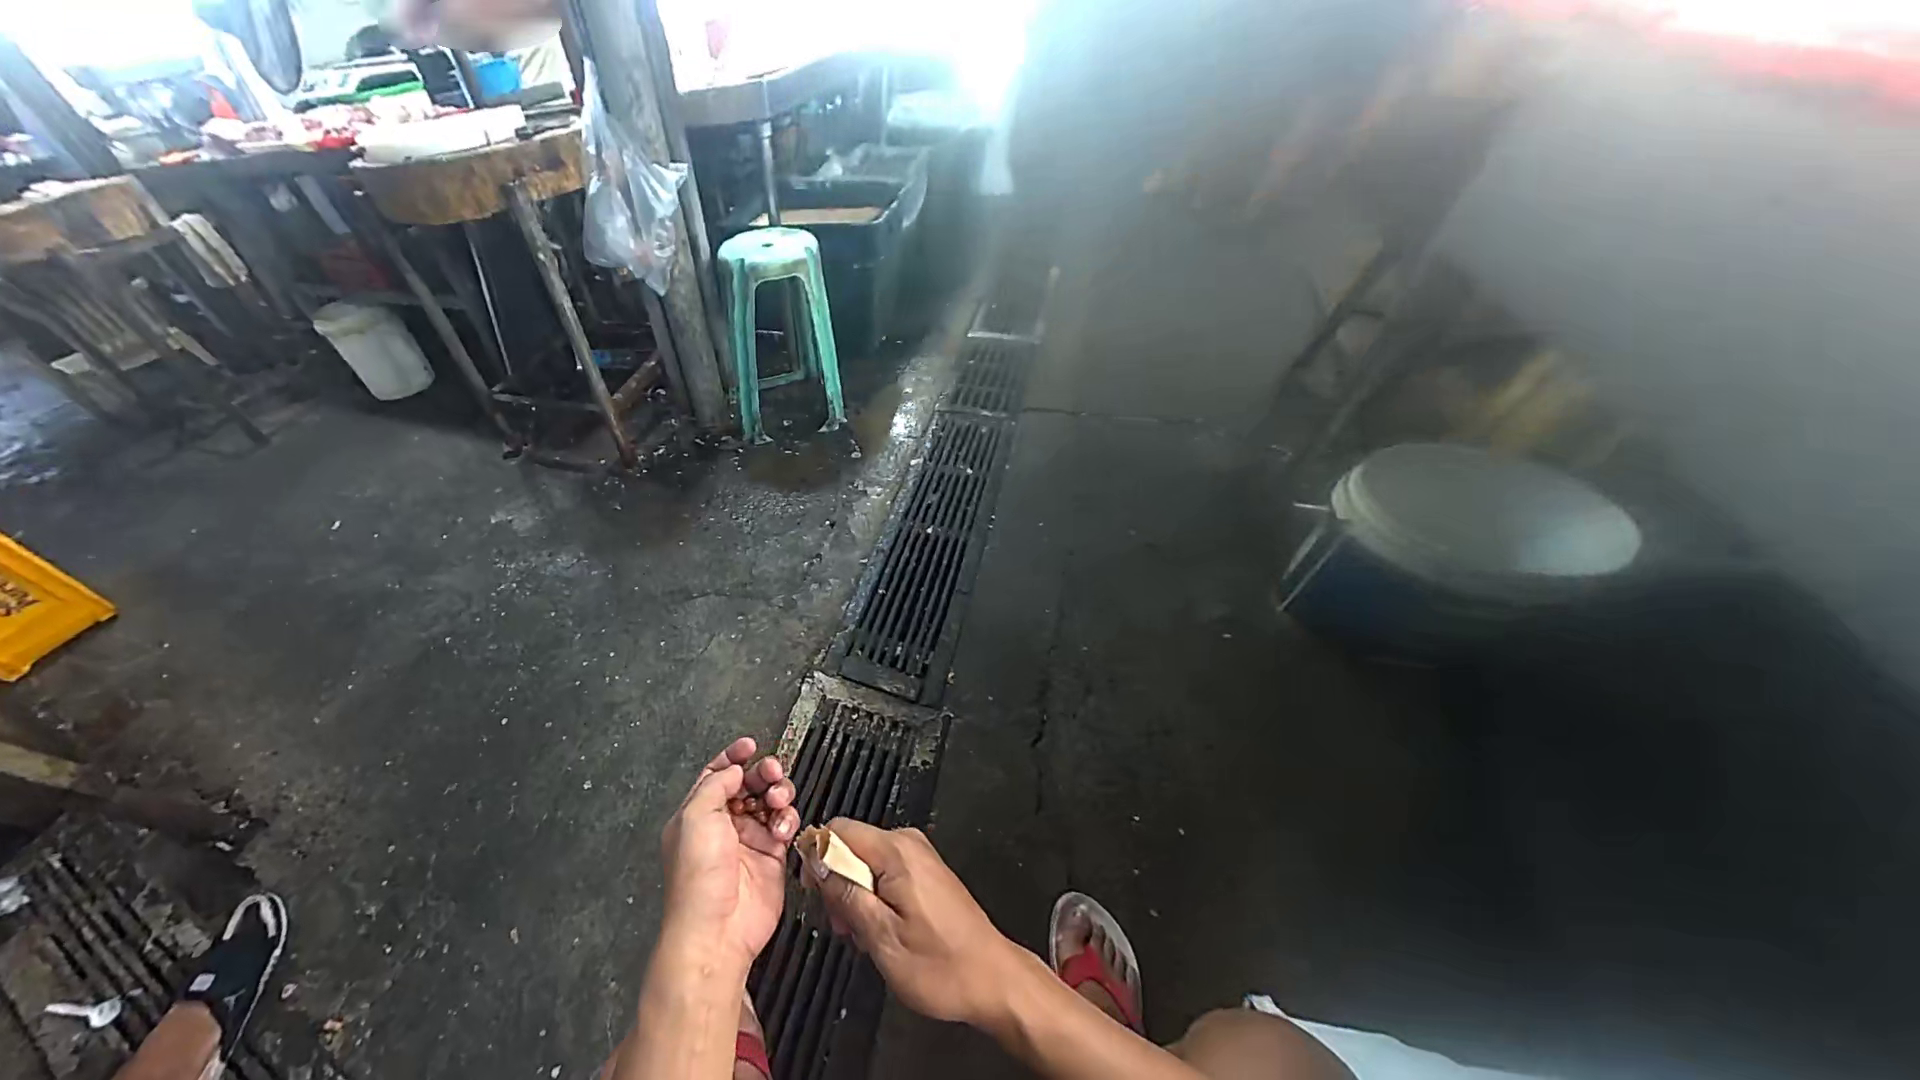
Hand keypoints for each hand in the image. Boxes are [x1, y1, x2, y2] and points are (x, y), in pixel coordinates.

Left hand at [659, 737, 799, 973]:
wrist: (718, 928)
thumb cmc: (697, 880)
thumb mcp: (696, 817)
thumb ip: (716, 783)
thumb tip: (734, 769)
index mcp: (698, 814)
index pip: (718, 775)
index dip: (734, 757)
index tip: (749, 745)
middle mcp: (723, 825)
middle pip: (749, 784)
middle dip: (763, 772)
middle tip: (772, 771)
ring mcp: (748, 840)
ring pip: (771, 800)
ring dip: (779, 793)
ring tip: (777, 800)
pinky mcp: (772, 855)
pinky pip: (786, 824)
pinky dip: (788, 819)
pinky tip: (782, 827)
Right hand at [816, 818, 1039, 1028]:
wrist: (990, 976)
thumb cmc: (940, 965)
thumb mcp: (881, 936)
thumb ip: (845, 894)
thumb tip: (817, 861)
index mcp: (897, 851)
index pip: (838, 829)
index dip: (817, 856)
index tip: (814, 892)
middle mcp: (908, 843)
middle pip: (850, 845)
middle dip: (837, 883)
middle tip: (844, 926)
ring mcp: (918, 855)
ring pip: (865, 862)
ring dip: (854, 896)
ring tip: (865, 936)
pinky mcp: (924, 870)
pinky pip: (883, 871)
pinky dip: (874, 897)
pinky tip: (881, 929)